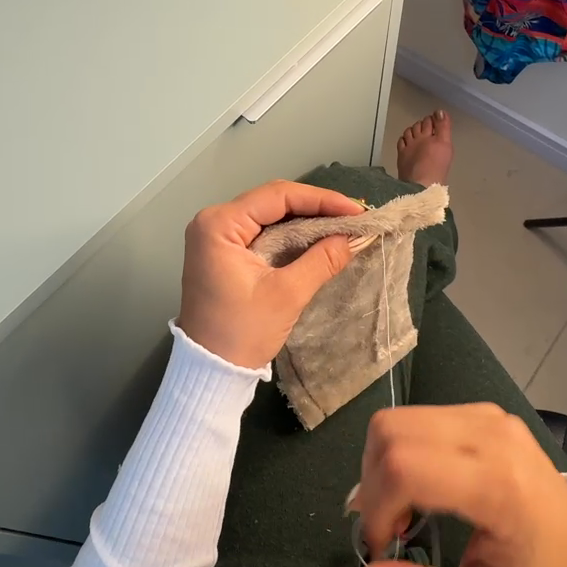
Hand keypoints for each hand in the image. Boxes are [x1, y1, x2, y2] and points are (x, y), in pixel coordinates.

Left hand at [177, 180, 363, 368]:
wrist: (210, 370)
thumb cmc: (242, 332)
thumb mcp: (287, 295)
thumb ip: (321, 260)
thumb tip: (353, 237)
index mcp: (219, 224)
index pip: (277, 196)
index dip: (321, 199)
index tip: (356, 210)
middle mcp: (212, 221)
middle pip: (272, 201)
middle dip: (315, 207)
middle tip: (354, 216)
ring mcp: (216, 236)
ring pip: (269, 216)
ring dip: (305, 220)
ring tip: (343, 224)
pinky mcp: (223, 251)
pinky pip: (262, 232)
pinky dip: (290, 235)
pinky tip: (318, 238)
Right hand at [349, 404, 566, 566]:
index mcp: (501, 487)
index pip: (406, 468)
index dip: (377, 507)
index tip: (383, 549)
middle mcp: (492, 437)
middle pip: (392, 433)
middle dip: (372, 484)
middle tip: (389, 528)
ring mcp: (487, 417)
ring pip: (396, 420)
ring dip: (381, 466)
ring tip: (403, 509)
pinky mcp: (481, 411)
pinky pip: (415, 418)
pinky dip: (400, 451)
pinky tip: (420, 487)